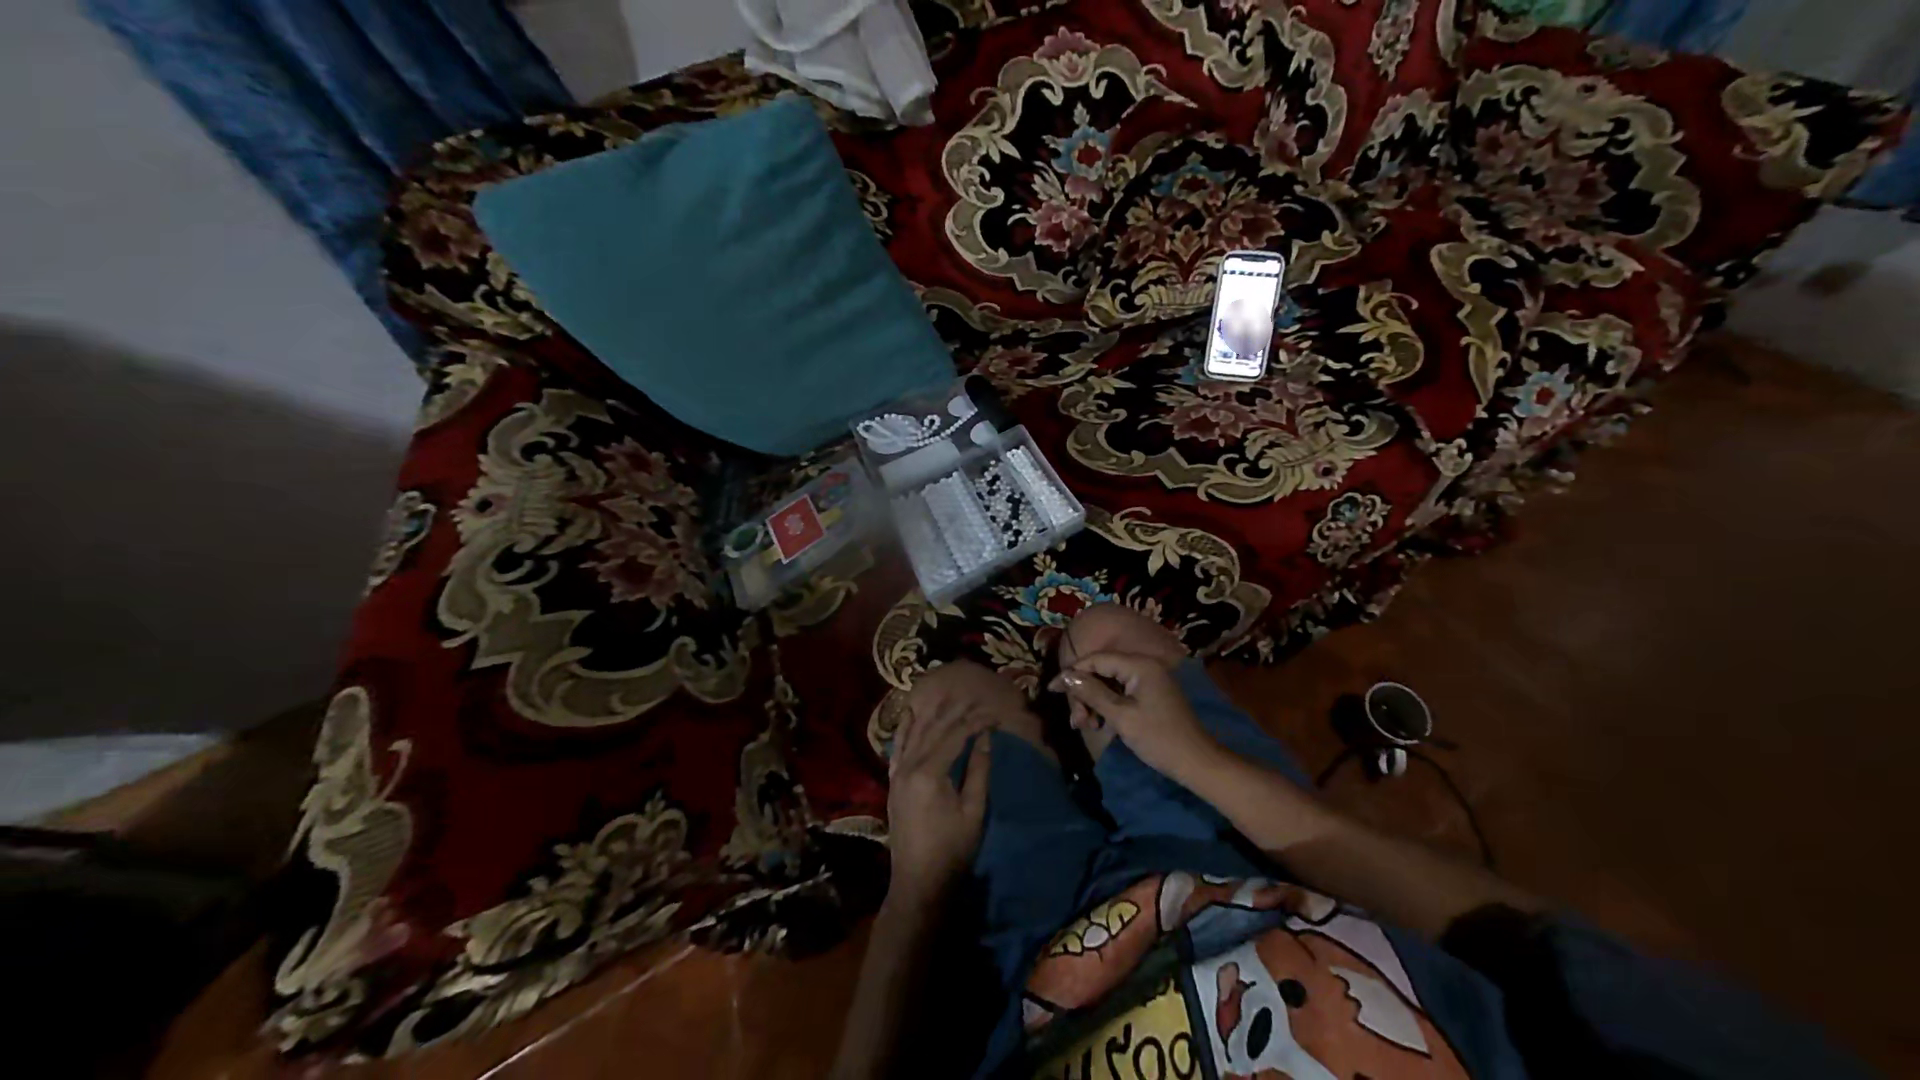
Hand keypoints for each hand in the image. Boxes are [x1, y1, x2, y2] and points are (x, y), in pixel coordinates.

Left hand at [885, 694, 991, 903]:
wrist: (919, 882)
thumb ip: (978, 770)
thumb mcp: (974, 811)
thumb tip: (985, 738)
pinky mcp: (893, 781)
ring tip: (949, 697)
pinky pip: (898, 746)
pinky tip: (910, 713)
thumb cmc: (953, 850)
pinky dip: (905, 727)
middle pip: (934, 729)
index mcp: (930, 773)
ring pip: (915, 732)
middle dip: (957, 712)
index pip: (956, 735)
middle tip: (978, 700)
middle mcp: (909, 766)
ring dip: (933, 713)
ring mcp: (897, 773)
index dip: (976, 722)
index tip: (996, 714)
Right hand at [1051, 651, 1220, 782]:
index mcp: (1139, 665)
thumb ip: (1091, 692)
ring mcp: (1149, 679)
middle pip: (1102, 671)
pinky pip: (1121, 692)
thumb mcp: (1120, 716)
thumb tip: (1066, 676)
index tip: (1052, 689)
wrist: (1196, 762)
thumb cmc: (1158, 738)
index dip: (1072, 672)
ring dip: (1094, 702)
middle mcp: (1144, 665)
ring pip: (1109, 684)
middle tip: (1076, 721)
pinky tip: (1100, 724)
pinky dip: (1108, 706)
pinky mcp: (1150, 694)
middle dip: (1084, 694)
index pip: (1096, 659)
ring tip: (1087, 726)